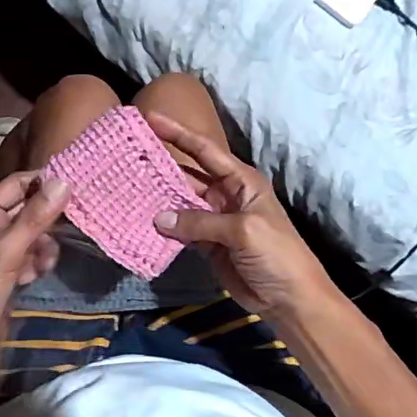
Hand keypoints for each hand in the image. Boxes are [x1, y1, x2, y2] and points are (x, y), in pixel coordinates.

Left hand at [0, 171, 69, 365]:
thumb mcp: (9, 250)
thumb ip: (36, 216)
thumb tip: (64, 180)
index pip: (18, 184)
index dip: (44, 182)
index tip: (76, 185)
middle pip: (29, 208)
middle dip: (48, 219)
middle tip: (74, 222)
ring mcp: (1, 248)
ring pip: (36, 233)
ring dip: (45, 245)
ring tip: (44, 262)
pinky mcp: (11, 269)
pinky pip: (34, 254)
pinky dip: (39, 261)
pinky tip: (36, 275)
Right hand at [147, 112, 338, 317]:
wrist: (289, 298)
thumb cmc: (277, 255)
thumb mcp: (242, 231)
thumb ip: (200, 222)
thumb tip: (159, 218)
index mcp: (242, 182)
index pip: (205, 151)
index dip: (178, 134)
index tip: (150, 118)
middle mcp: (226, 195)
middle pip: (188, 175)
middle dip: (161, 165)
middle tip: (129, 155)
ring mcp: (215, 220)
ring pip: (180, 203)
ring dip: (158, 198)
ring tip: (127, 186)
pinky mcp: (207, 244)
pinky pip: (180, 229)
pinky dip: (163, 227)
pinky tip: (141, 220)